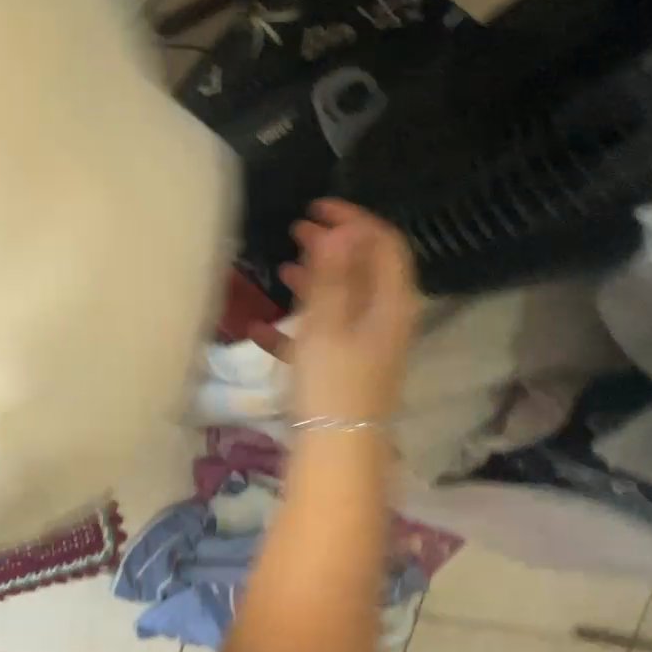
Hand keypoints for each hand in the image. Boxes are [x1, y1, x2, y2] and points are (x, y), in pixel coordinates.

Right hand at [250, 200, 420, 421]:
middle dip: (333, 244)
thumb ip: (332, 277)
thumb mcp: (327, 325)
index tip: (315, 208)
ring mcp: (365, 342)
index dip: (353, 220)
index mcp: (390, 302)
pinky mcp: (343, 364)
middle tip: (296, 229)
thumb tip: (337, 231)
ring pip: (342, 299)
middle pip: (365, 269)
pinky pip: (320, 331)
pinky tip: (260, 327)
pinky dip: (295, 322)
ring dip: (315, 278)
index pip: (382, 244)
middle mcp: (384, 317)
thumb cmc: (333, 380)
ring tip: (283, 267)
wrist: (338, 443)